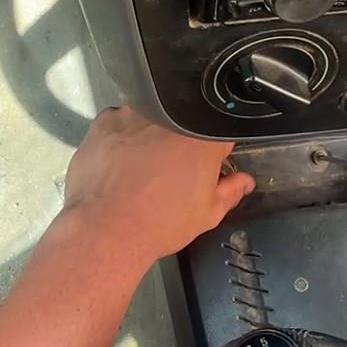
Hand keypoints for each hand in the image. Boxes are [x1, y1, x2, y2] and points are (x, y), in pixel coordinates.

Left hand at [58, 107, 254, 268]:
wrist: (106, 230)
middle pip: (182, 124)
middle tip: (171, 174)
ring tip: (141, 172)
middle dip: (180, 143)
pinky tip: (120, 166)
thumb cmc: (156, 223)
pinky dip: (121, 140)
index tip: (207, 165)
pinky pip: (118, 125)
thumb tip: (242, 182)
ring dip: (149, 139)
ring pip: (149, 121)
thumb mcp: (205, 214)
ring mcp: (133, 116)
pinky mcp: (104, 123)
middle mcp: (168, 119)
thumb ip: (229, 192)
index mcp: (202, 138)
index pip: (219, 131)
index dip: (215, 150)